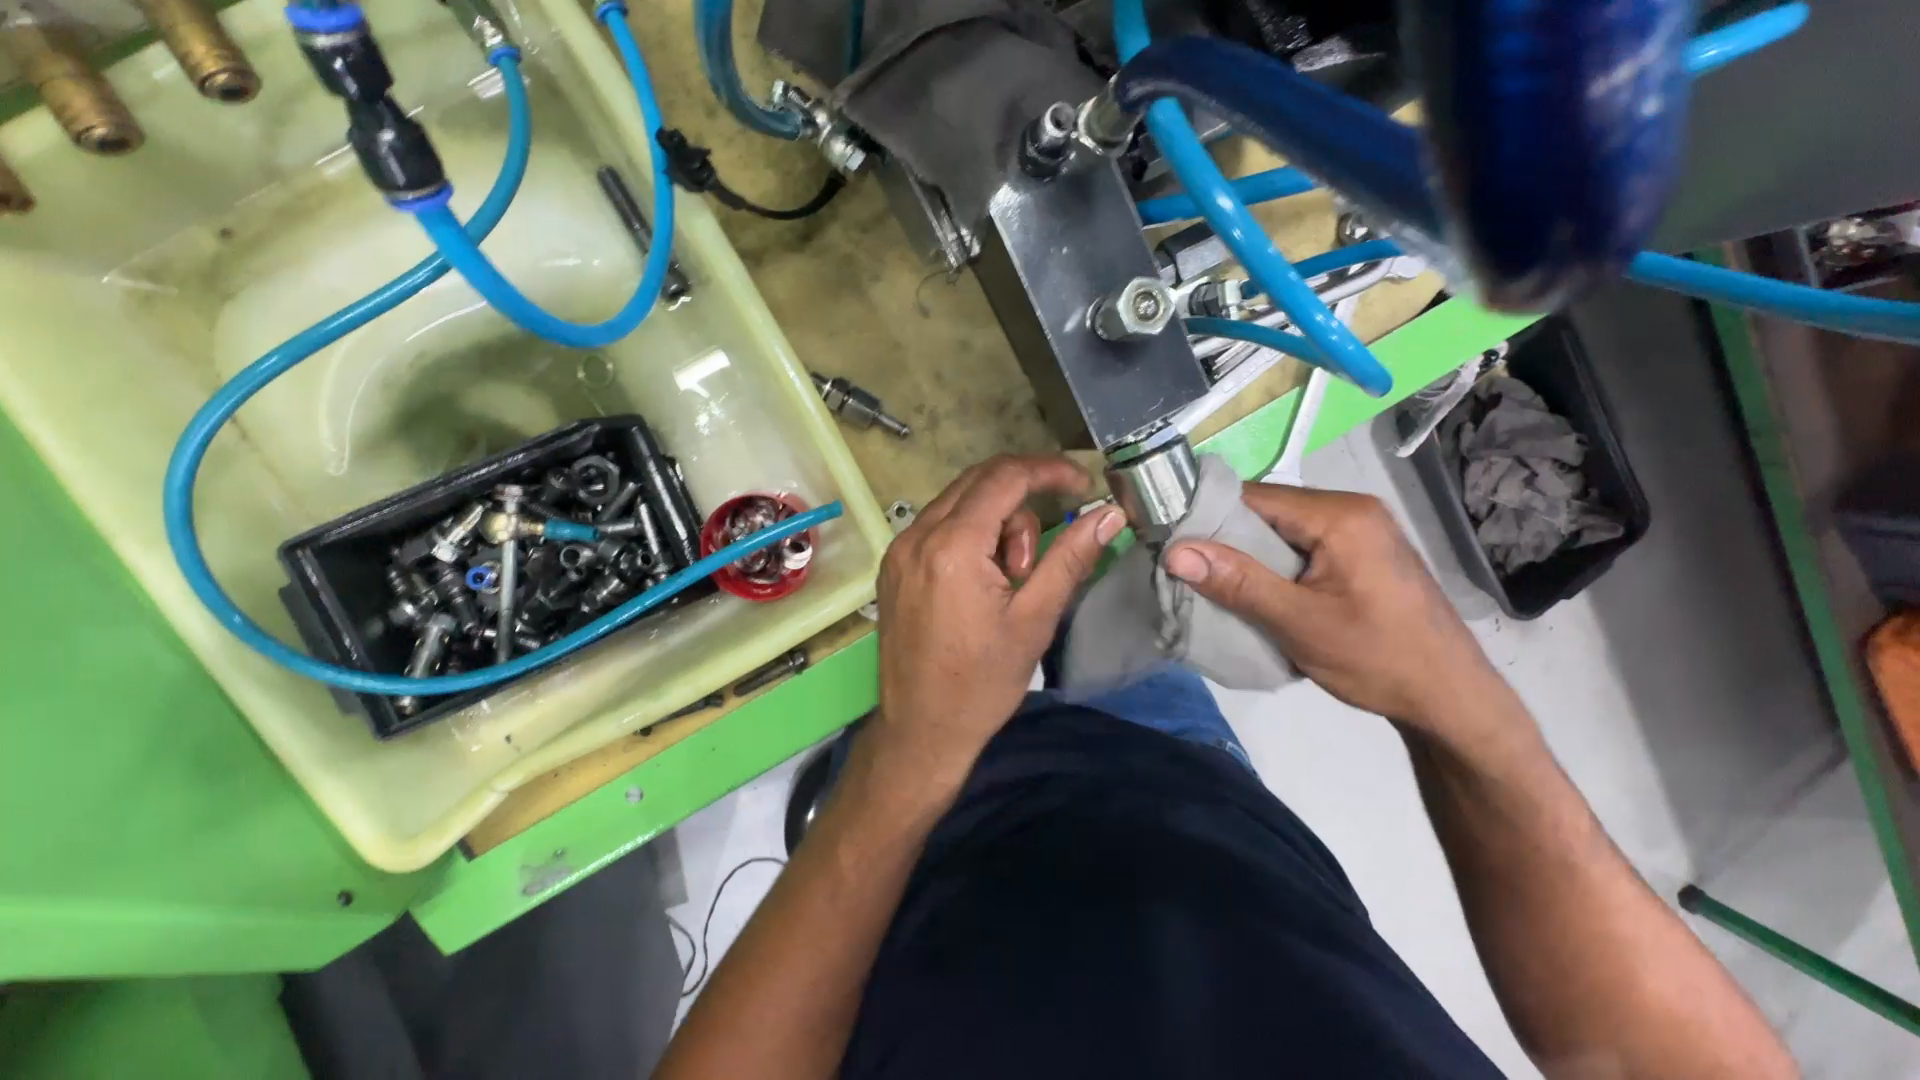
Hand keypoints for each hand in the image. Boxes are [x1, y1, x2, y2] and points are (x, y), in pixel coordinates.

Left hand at [873, 456, 1124, 790]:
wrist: (921, 731)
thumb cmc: (982, 683)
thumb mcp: (1035, 620)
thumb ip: (1070, 558)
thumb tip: (1109, 515)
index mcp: (953, 547)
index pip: (1005, 478)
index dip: (1050, 470)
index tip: (1083, 483)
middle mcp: (916, 536)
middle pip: (979, 481)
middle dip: (1022, 500)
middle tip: (1038, 555)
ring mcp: (898, 550)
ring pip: (958, 502)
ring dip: (995, 522)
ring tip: (1008, 581)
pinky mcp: (893, 567)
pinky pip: (938, 526)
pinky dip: (970, 535)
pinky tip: (983, 581)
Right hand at [1163, 483, 1505, 739]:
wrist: (1449, 697)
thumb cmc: (1376, 658)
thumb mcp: (1298, 623)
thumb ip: (1237, 582)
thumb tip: (1175, 552)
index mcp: (1340, 515)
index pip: (1253, 497)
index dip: (1207, 516)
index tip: (1169, 543)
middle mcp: (1354, 508)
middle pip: (1269, 510)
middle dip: (1228, 538)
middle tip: (1188, 570)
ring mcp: (1364, 528)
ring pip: (1285, 529)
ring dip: (1252, 554)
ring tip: (1219, 584)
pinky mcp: (1366, 551)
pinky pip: (1306, 543)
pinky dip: (1278, 563)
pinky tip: (1262, 591)